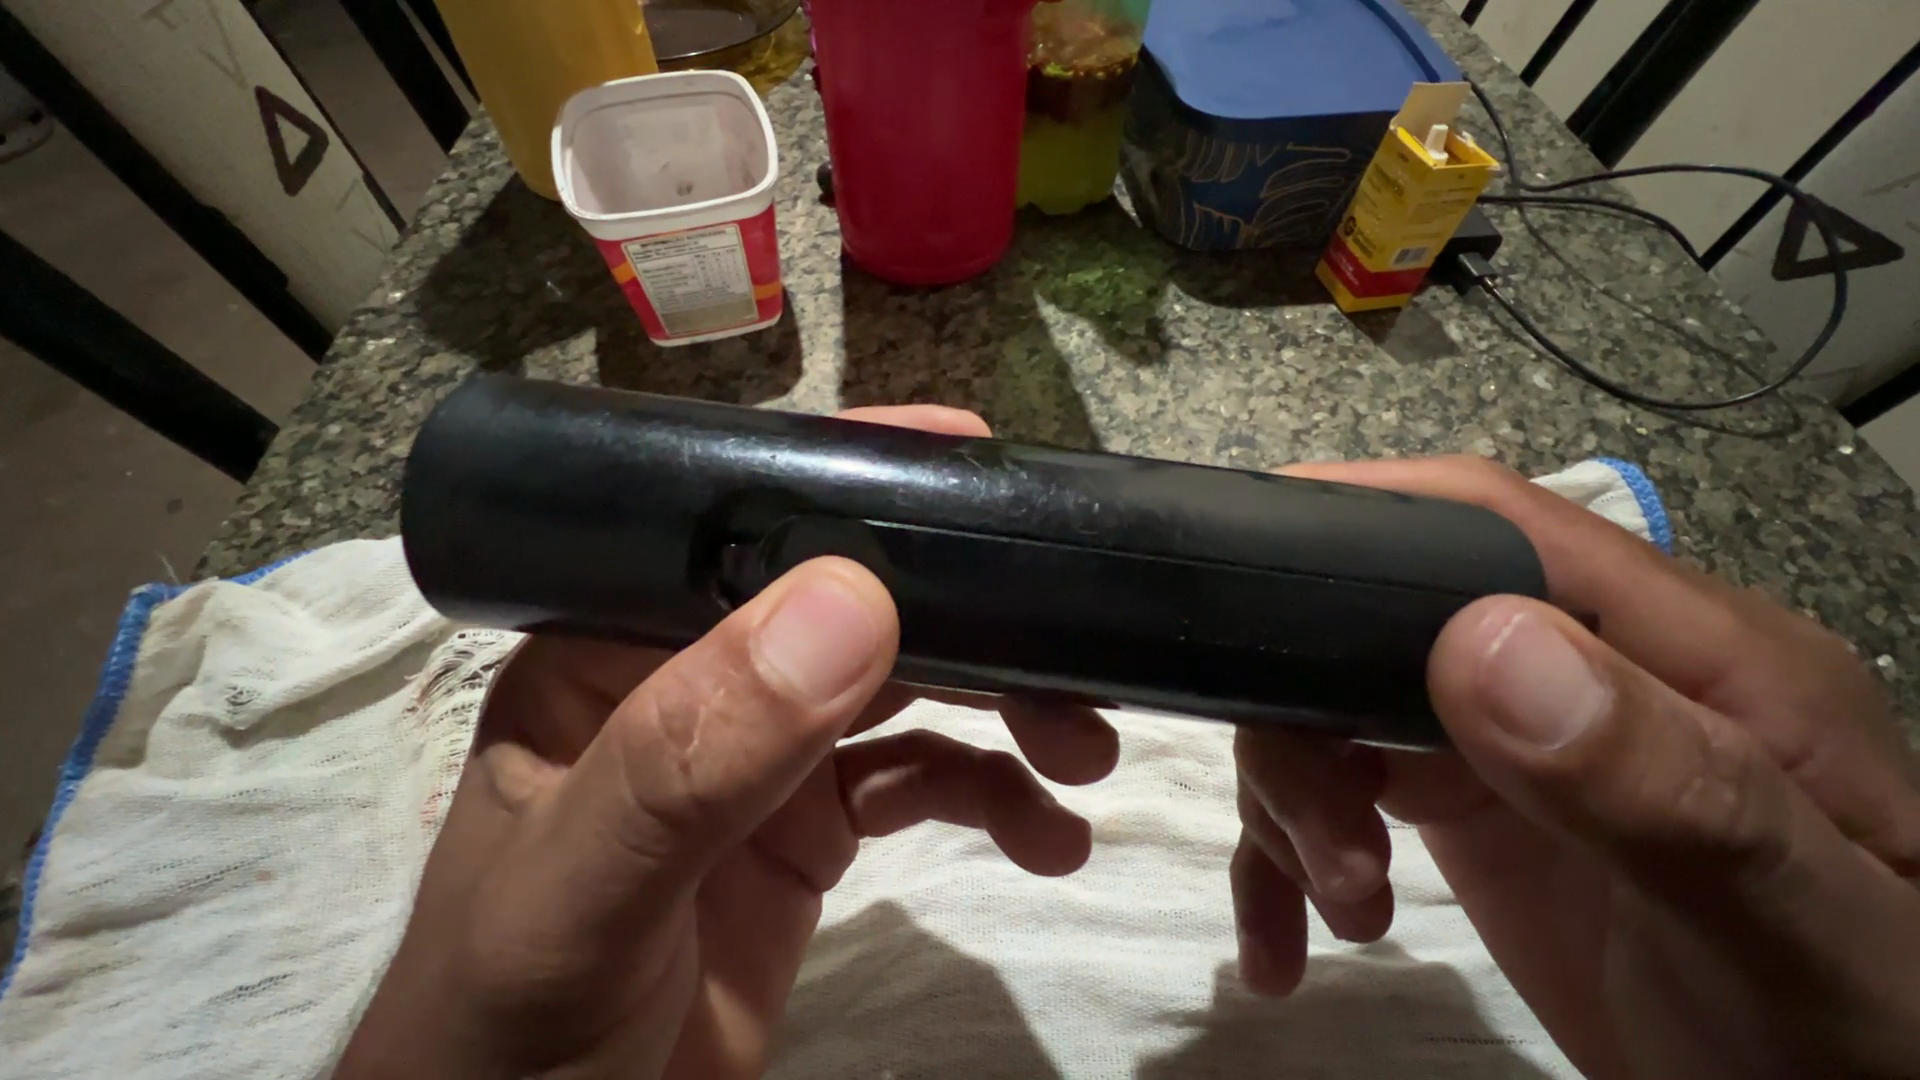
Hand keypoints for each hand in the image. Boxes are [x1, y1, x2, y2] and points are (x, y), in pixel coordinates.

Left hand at [336, 405, 1117, 1079]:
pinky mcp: (816, 824)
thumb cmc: (516, 1033)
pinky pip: (921, 781)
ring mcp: (768, 750)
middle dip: (970, 619)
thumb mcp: (591, 893)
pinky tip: (1048, 836)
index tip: (973, 466)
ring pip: (908, 688)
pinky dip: (992, 795)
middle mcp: (702, 677)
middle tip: (1072, 652)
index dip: (856, 483)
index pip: (742, 529)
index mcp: (622, 646)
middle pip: (856, 608)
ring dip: (1002, 708)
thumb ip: (697, 755)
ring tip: (1085, 749)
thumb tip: (850, 600)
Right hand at [1230, 456, 1919, 1078]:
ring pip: (1329, 713)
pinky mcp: (1455, 804)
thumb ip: (1663, 788)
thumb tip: (1479, 643)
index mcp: (1673, 650)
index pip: (1491, 527)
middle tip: (1323, 843)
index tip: (1240, 556)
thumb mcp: (1800, 940)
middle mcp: (1571, 669)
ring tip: (1338, 904)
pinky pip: (1332, 797)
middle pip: (1374, 630)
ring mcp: (1502, 737)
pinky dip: (1283, 857)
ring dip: (1292, 799)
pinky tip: (1282, 934)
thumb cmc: (1852, 1048)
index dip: (1360, 513)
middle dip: (1306, 723)